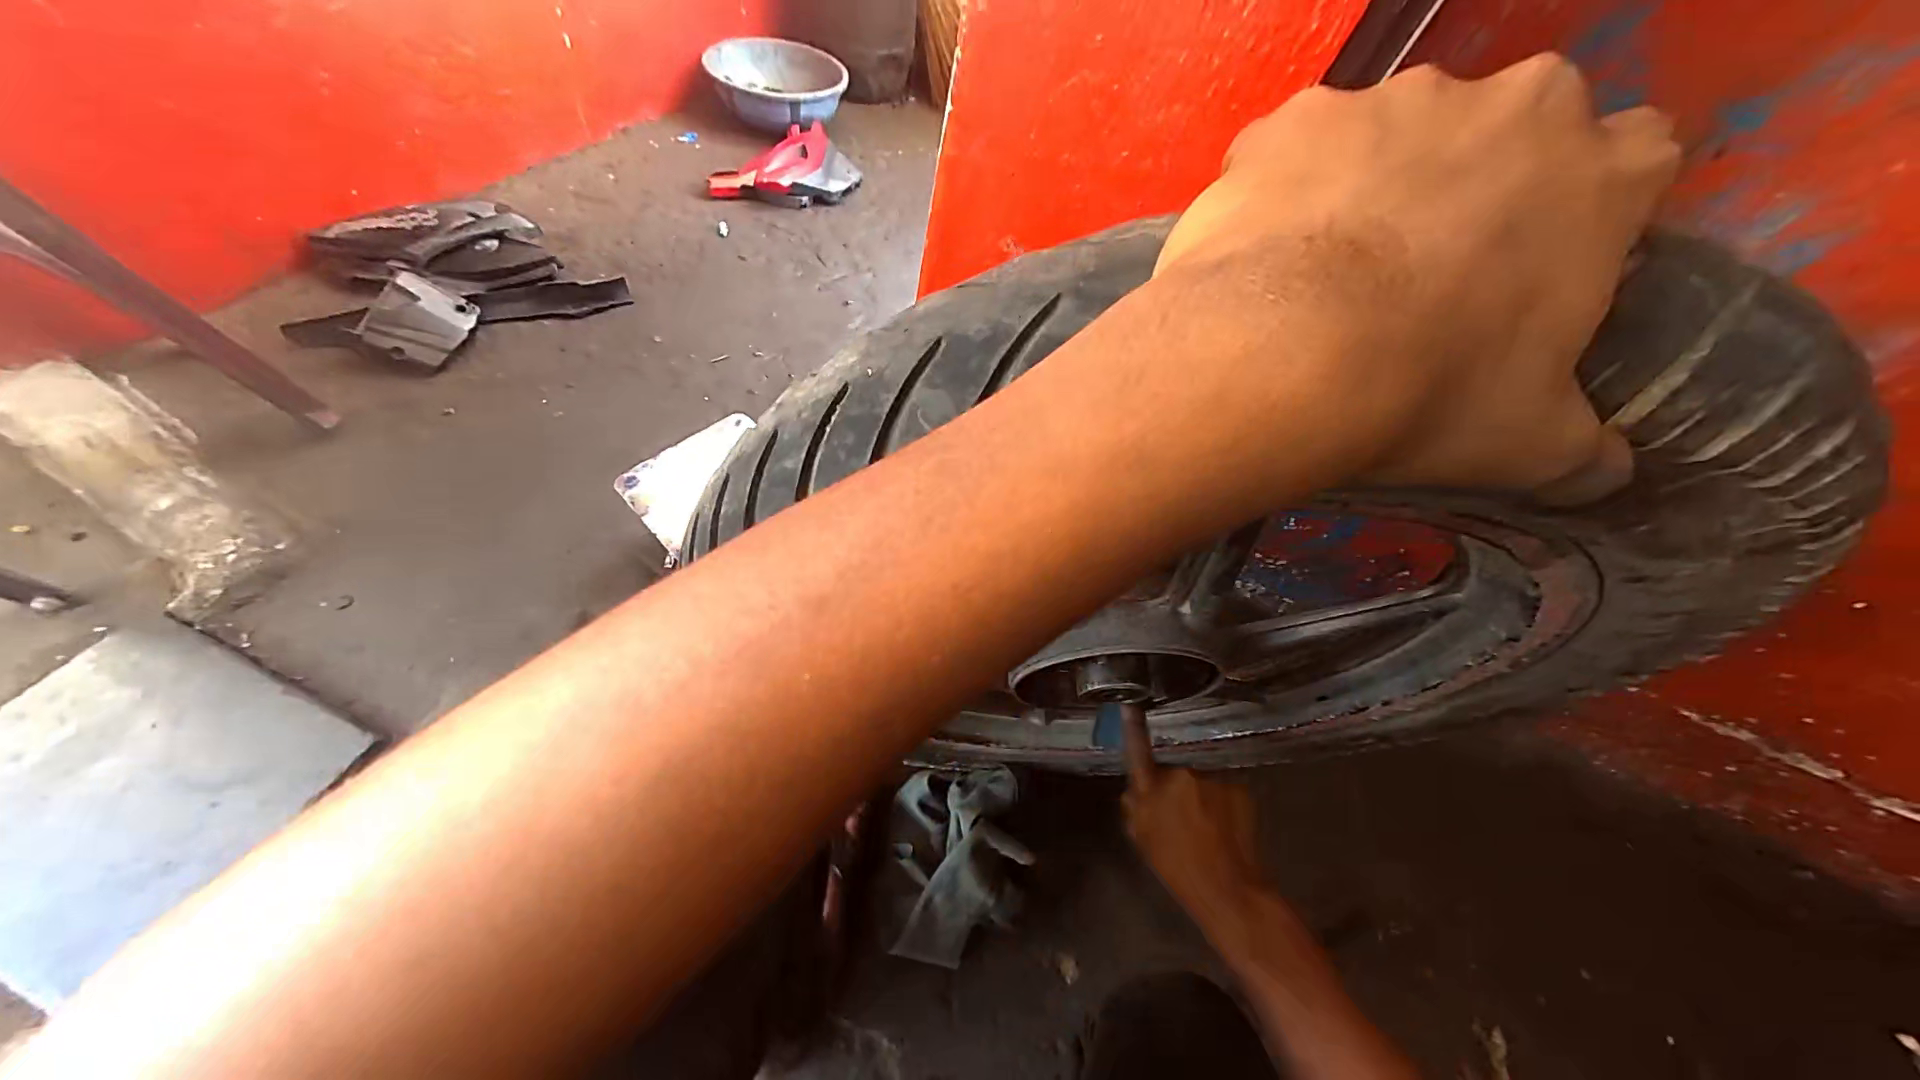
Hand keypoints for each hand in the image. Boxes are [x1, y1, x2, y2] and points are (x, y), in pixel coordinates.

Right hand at [1121, 707, 1265, 928]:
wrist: (1229, 888)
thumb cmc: (1177, 867)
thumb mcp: (1142, 838)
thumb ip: (1133, 806)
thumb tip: (1133, 788)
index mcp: (1152, 788)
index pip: (1138, 751)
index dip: (1132, 727)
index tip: (1130, 706)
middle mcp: (1182, 774)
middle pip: (1174, 770)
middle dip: (1176, 785)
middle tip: (1181, 814)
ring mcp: (1213, 778)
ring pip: (1200, 778)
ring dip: (1200, 792)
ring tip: (1206, 824)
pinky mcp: (1238, 786)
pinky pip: (1222, 786)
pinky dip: (1222, 800)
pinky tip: (1224, 825)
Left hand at [1152, 54, 1678, 502]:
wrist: (1281, 360)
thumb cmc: (1422, 398)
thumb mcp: (1523, 445)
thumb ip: (1578, 450)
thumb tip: (1605, 476)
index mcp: (1600, 174)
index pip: (1630, 163)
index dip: (1575, 216)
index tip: (1522, 267)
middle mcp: (1506, 108)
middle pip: (1498, 140)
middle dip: (1462, 196)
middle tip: (1403, 278)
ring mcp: (1388, 106)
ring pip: (1385, 140)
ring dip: (1359, 191)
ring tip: (1310, 278)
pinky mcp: (1289, 124)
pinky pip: (1285, 152)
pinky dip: (1272, 192)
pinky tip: (1254, 254)